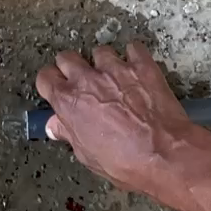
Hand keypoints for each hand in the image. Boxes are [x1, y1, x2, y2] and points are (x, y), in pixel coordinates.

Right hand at [34, 42, 210, 195]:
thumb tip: (56, 126)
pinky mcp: (140, 65)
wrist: (165, 155)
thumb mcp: (88, 156)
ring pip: (99, 51)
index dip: (50, 83)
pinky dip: (133, 56)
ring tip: (113, 76)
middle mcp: (87, 79)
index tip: (56, 88)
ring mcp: (114, 69)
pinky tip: (136, 69)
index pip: (45, 77)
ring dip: (103, 62)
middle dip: (71, 67)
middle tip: (81, 80)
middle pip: (66, 57)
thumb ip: (69, 134)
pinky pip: (133, 48)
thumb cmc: (127, 161)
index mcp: (69, 101)